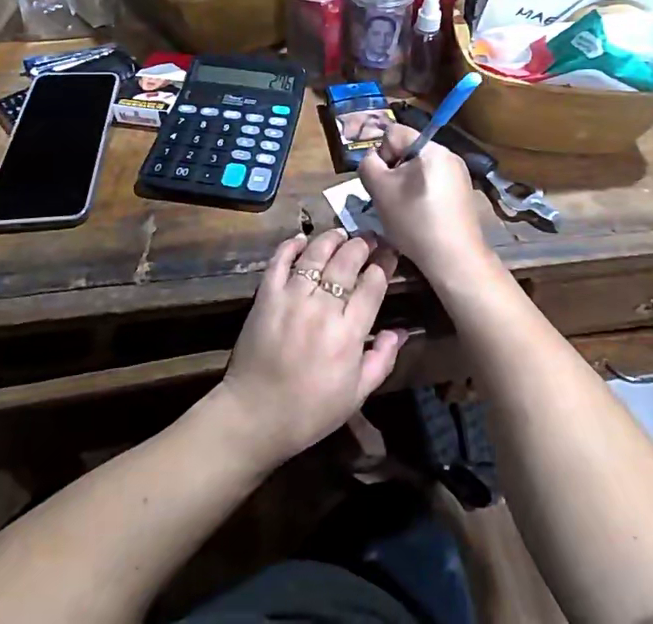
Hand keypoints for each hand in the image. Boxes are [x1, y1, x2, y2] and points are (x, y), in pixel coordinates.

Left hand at [213, 231, 406, 468]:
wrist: (253, 418)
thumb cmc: (310, 411)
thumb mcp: (357, 394)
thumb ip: (382, 359)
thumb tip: (400, 331)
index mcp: (349, 333)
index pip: (372, 284)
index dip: (384, 264)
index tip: (389, 255)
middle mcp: (322, 309)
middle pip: (347, 261)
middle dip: (362, 245)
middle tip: (370, 239)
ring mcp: (291, 300)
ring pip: (316, 255)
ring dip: (332, 239)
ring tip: (342, 234)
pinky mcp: (265, 298)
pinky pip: (279, 262)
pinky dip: (291, 246)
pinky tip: (303, 239)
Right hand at [358, 123, 494, 284]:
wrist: (454, 257)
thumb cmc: (414, 219)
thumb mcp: (379, 190)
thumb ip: (368, 165)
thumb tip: (373, 159)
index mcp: (430, 147)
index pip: (394, 133)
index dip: (381, 155)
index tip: (383, 182)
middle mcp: (449, 154)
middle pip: (408, 152)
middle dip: (394, 172)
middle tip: (391, 200)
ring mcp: (459, 174)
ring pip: (420, 170)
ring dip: (407, 186)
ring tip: (407, 212)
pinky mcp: (464, 193)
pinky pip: (434, 185)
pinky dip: (423, 196)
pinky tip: (423, 219)